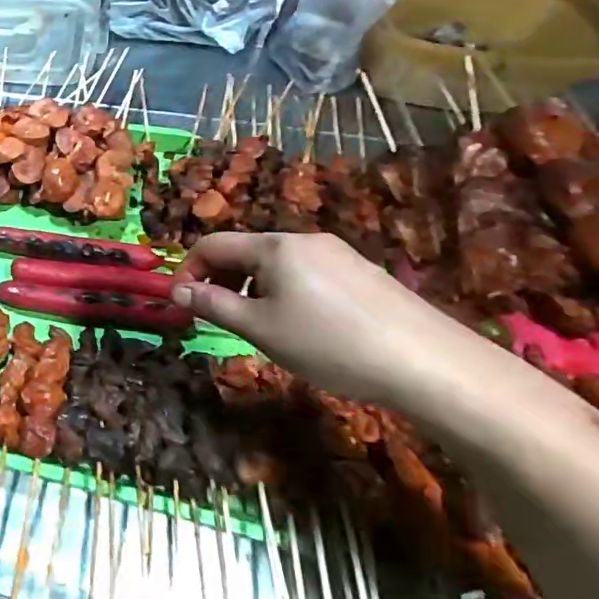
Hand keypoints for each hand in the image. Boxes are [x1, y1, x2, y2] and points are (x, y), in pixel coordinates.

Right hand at [171, 232, 479, 404]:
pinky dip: (287, 293)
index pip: (214, 244)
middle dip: (222, 282)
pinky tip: (307, 330)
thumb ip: (214, 304)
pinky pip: (308, 274)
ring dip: (254, 289)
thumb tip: (177, 289)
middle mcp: (304, 239)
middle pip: (247, 251)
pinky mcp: (360, 271)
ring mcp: (337, 253)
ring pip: (278, 265)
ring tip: (263, 330)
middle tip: (219, 321)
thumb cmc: (328, 343)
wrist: (422, 359)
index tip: (180, 305)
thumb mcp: (261, 328)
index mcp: (274, 245)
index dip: (189, 271)